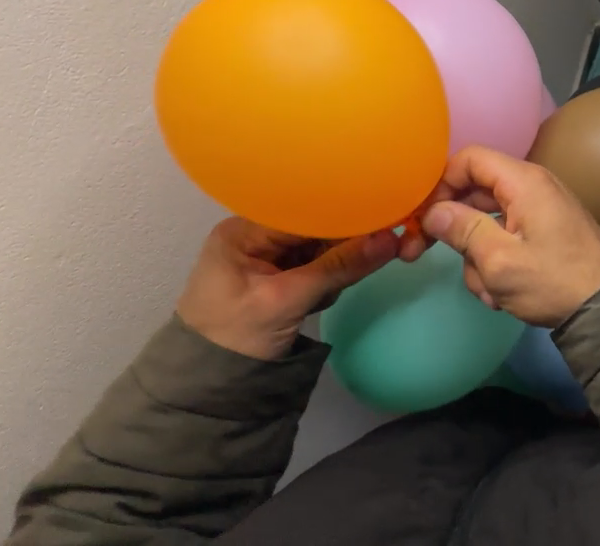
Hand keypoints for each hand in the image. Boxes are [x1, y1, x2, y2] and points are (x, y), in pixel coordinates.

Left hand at [175, 217, 398, 360]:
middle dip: (352, 242)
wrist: (206, 390)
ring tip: (326, 295)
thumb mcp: (287, 300)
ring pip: (326, 245)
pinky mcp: (283, 275)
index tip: (388, 220)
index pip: (307, 209)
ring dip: (341, 266)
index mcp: (245, 231)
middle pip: (320, 225)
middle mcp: (258, 235)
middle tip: (391, 250)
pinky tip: (321, 299)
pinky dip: (332, 279)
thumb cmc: (234, 338)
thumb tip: (393, 238)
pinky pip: (323, 263)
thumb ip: (340, 266)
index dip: (348, 212)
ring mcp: (271, 256)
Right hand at [417, 146, 599, 327]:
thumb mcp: (499, 260)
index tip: (421, 214)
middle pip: (474, 192)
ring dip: (478, 258)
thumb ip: (463, 229)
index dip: (440, 182)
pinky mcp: (543, 233)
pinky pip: (505, 239)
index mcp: (523, 181)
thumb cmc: (553, 280)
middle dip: (453, 229)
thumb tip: (432, 210)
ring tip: (491, 290)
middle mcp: (532, 187)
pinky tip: (502, 295)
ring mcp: (539, 211)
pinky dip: (496, 265)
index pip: (470, 158)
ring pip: (486, 223)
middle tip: (420, 255)